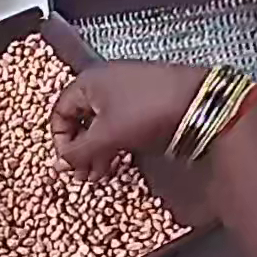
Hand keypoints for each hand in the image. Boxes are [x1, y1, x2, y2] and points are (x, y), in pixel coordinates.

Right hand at [49, 61, 205, 181]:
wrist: (199, 101)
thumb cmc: (145, 112)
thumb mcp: (105, 136)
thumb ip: (78, 152)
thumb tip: (57, 165)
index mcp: (87, 82)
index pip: (59, 113)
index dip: (60, 140)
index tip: (68, 162)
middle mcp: (103, 82)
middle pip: (79, 120)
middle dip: (79, 151)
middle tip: (83, 175)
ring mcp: (124, 90)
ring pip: (99, 124)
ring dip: (95, 151)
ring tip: (99, 174)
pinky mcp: (142, 101)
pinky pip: (117, 123)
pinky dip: (112, 143)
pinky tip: (115, 162)